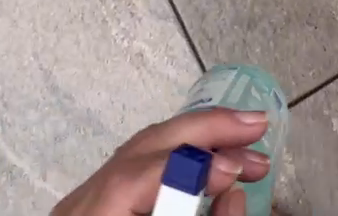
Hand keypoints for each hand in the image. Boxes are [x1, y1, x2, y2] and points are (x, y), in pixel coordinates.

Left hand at [53, 109, 271, 215]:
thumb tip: (233, 195)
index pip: (133, 180)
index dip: (187, 168)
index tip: (235, 170)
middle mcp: (79, 209)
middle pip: (142, 147)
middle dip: (205, 132)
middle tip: (259, 129)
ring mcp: (82, 205)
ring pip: (142, 150)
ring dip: (200, 142)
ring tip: (249, 153)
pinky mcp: (93, 207)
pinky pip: (140, 167)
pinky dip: (180, 157)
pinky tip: (213, 164)